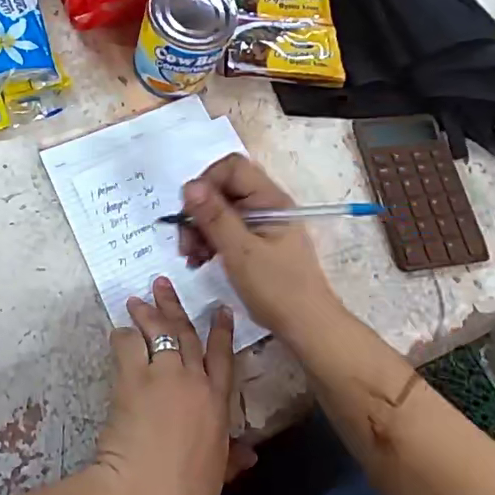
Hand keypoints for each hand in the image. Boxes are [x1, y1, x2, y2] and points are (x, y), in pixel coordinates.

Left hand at [91, 278, 243, 494]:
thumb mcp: (216, 475)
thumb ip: (231, 459)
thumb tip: (250, 455)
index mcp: (218, 405)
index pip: (223, 357)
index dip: (221, 330)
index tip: (220, 307)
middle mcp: (194, 382)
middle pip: (186, 334)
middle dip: (174, 306)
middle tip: (163, 284)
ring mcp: (164, 376)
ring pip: (158, 332)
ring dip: (145, 313)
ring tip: (135, 300)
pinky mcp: (134, 379)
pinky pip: (129, 346)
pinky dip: (123, 336)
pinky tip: (118, 331)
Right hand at [178, 155, 338, 335]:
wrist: (308, 327)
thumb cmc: (277, 288)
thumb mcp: (240, 252)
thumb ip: (214, 216)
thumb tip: (190, 185)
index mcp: (269, 199)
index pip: (231, 167)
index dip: (206, 183)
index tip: (189, 212)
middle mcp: (266, 205)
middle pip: (223, 189)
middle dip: (199, 211)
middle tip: (186, 243)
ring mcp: (262, 224)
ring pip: (221, 210)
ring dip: (200, 229)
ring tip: (192, 257)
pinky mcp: (257, 243)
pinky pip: (227, 229)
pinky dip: (210, 241)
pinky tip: (200, 261)